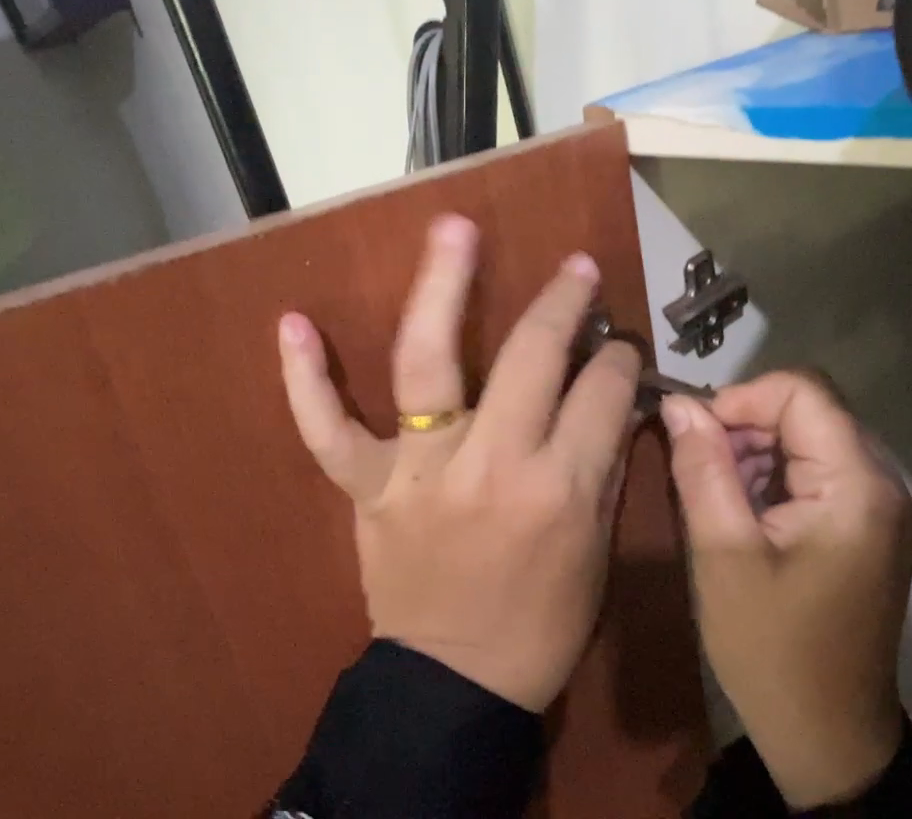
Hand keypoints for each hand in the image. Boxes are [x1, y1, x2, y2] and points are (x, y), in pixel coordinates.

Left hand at [277, 214, 641, 712]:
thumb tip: (611, 394)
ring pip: (429, 363)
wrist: (455, 683)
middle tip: (576, 269)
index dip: (619, 360)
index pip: (602, 392)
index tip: (618, 346)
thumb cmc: (541, 623)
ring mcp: (419, 471)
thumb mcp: (595, 548)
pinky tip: (293, 321)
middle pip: (530, 358)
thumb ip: (602, 463)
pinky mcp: (367, 487)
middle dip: (561, 305)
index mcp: (558, 488)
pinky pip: (327, 430)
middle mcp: (490, 464)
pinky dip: (305, 379)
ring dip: (442, 288)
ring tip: (453, 229)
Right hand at [661, 373, 911, 808]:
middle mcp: (880, 483)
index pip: (802, 391)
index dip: (741, 399)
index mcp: (856, 486)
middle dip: (745, 424)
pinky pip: (817, 471)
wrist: (827, 735)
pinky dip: (774, 475)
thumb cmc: (771, 648)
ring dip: (756, 450)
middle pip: (809, 410)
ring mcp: (878, 506)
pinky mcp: (866, 525)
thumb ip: (701, 468)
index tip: (695, 438)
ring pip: (809, 436)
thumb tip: (678, 403)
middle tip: (698, 467)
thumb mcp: (723, 554)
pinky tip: (742, 513)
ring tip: (715, 494)